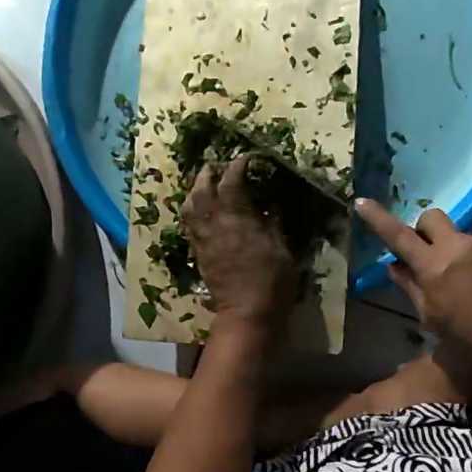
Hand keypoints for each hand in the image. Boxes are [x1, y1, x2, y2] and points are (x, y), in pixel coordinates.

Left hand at [183, 157, 298, 326]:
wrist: (246, 313)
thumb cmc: (272, 280)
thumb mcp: (282, 246)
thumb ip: (273, 221)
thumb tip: (271, 203)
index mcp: (235, 216)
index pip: (231, 180)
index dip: (238, 165)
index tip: (247, 158)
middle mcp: (213, 222)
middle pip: (201, 188)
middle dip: (209, 173)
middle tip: (219, 166)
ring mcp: (202, 238)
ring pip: (189, 205)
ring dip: (196, 190)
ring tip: (205, 184)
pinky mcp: (197, 252)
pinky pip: (189, 224)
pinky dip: (193, 211)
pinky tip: (202, 211)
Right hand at [354, 199, 471, 404]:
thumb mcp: (433, 319)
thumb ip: (411, 288)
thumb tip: (395, 267)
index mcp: (433, 266)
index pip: (397, 236)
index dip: (377, 218)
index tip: (361, 201)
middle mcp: (459, 246)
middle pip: (433, 218)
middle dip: (426, 228)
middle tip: (431, 252)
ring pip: (466, 240)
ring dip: (465, 256)